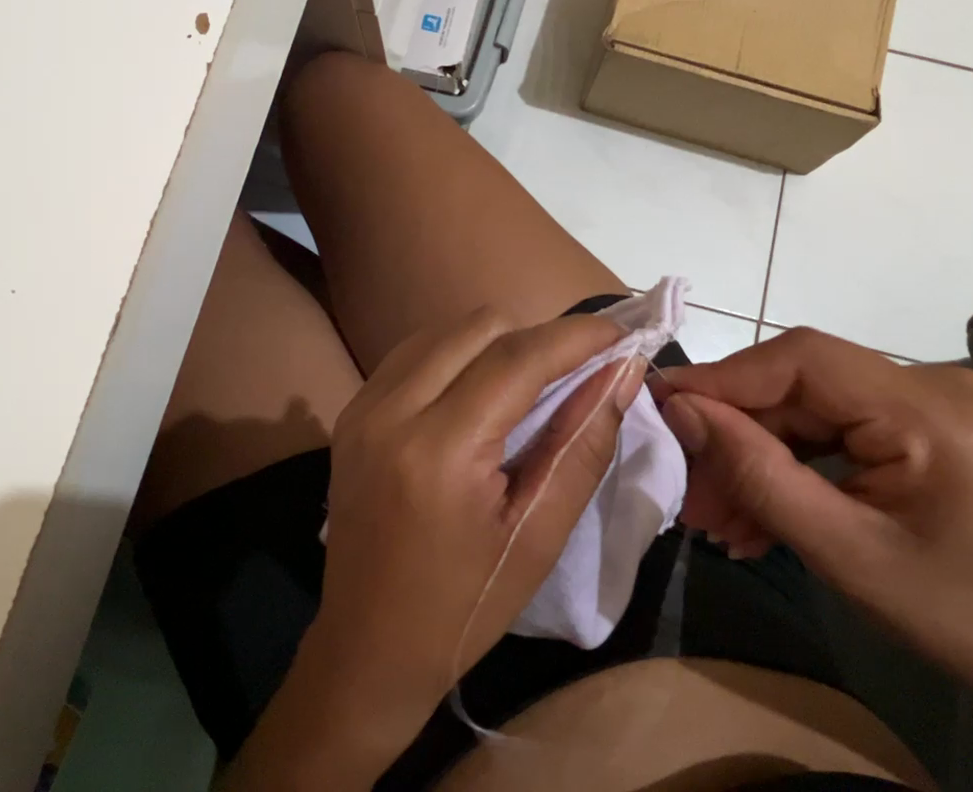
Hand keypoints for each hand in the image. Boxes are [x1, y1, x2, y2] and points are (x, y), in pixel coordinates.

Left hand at [310, 309, 645, 724]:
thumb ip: (583, 445)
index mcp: (439, 451)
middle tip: (578, 371)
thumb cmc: (465, 605)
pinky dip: (457, 356)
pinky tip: (480, 395)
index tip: (621, 333)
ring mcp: (361, 408)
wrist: (368, 645)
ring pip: (444, 331)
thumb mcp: (539, 537)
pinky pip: (414, 353)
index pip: (518, 358)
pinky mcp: (351, 413)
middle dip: (538, 337)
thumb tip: (622, 373)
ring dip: (497, 343)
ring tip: (532, 385)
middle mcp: (390, 412)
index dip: (576, 336)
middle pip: (479, 326)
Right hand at [653, 328, 972, 693]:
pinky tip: (754, 510)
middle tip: (687, 489)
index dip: (725, 377)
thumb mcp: (840, 551)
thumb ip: (758, 475)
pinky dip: (786, 463)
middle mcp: (933, 384)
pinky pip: (828, 426)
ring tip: (715, 516)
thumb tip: (681, 411)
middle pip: (800, 384)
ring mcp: (925, 399)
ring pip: (805, 406)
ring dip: (754, 455)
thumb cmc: (947, 611)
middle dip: (735, 434)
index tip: (662, 404)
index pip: (806, 360)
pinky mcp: (912, 420)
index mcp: (933, 411)